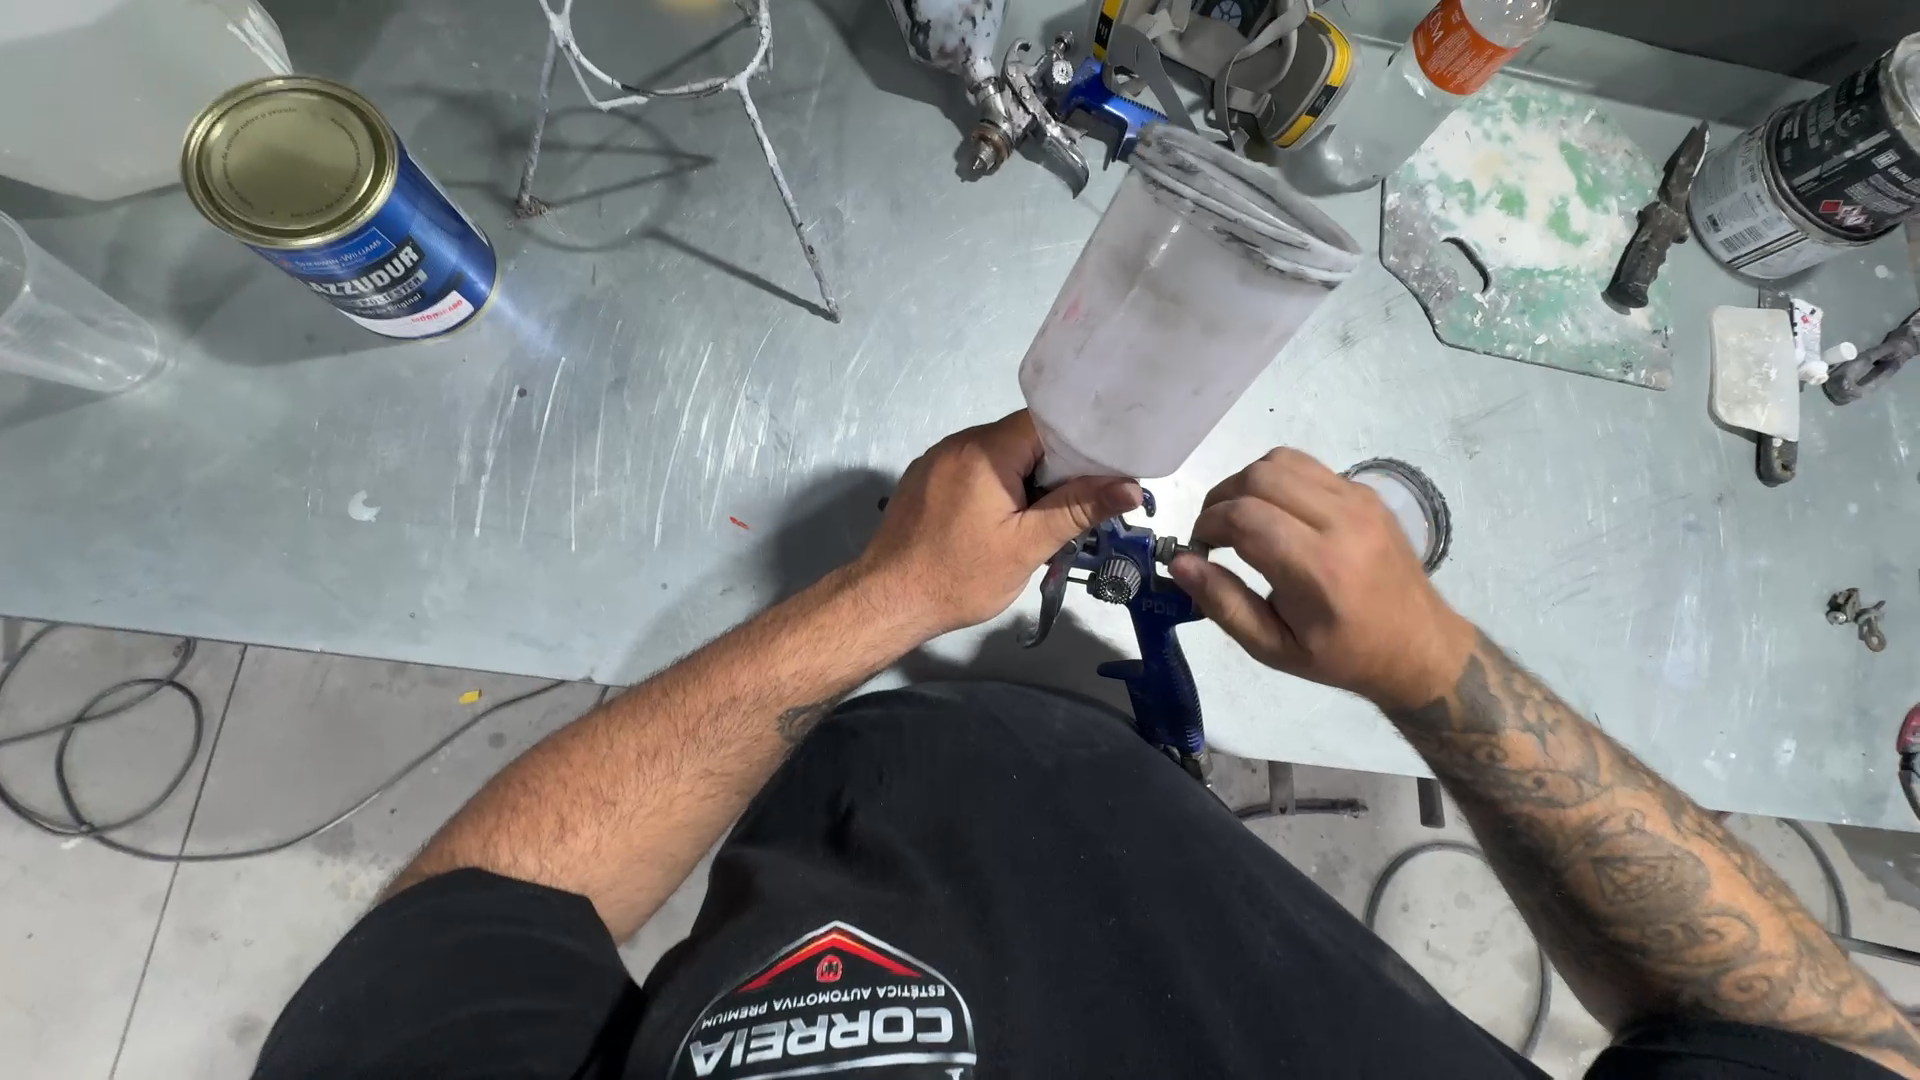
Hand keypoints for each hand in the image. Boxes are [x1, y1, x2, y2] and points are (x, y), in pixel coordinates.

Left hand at [853, 411, 1141, 637]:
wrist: (887, 601)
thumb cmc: (959, 576)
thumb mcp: (1027, 546)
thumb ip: (1078, 509)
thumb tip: (1131, 485)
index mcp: (986, 449)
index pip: (1047, 422)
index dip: (1081, 443)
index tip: (1106, 469)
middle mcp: (959, 442)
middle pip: (1024, 438)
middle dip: (1055, 468)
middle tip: (1081, 505)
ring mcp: (938, 460)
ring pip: (1000, 456)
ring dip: (1026, 481)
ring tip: (1043, 519)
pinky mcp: (926, 480)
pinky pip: (974, 471)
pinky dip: (997, 488)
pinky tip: (1002, 521)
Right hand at [1167, 448, 1473, 711]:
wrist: (1418, 646)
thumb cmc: (1340, 654)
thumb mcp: (1271, 647)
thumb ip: (1222, 602)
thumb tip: (1179, 561)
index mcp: (1318, 569)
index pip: (1244, 517)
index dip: (1208, 526)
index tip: (1200, 549)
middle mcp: (1341, 523)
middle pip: (1258, 478)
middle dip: (1219, 500)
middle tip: (1213, 534)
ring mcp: (1358, 501)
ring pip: (1279, 461)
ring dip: (1244, 484)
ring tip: (1239, 519)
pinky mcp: (1364, 492)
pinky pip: (1304, 466)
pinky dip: (1274, 482)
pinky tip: (1273, 514)